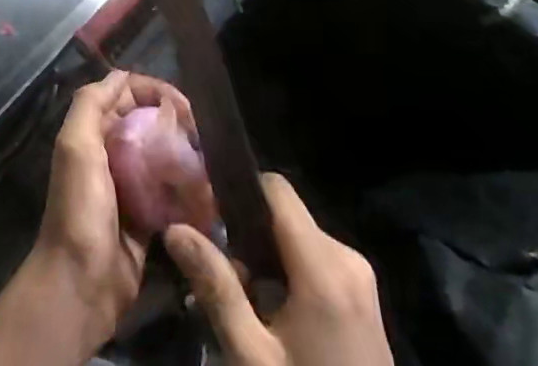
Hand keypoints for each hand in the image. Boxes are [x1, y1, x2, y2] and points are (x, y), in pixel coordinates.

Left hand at [0, 70, 193, 365]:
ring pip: (162, 156)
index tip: (183, 105)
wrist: (82, 284)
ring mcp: (129, 187)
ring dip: (185, 152)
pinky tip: (210, 188)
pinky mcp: (147, 219)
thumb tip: (122, 75)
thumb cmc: (79, 207)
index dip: (153, 90)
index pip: (124, 94)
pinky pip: (171, 194)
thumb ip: (91, 104)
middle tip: (202, 132)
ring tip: (211, 156)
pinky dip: (188, 188)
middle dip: (174, 119)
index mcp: (91, 133)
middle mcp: (108, 154)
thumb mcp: (76, 146)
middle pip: (146, 122)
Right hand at [164, 173, 392, 365]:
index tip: (204, 215)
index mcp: (324, 266)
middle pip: (283, 215)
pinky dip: (284, 272)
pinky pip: (314, 259)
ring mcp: (360, 279)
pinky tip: (268, 311)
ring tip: (239, 298)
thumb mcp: (252, 356)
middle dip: (245, 234)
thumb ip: (216, 287)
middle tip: (217, 271)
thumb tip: (175, 228)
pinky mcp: (362, 297)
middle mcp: (347, 258)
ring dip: (263, 256)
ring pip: (295, 237)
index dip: (237, 192)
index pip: (275, 189)